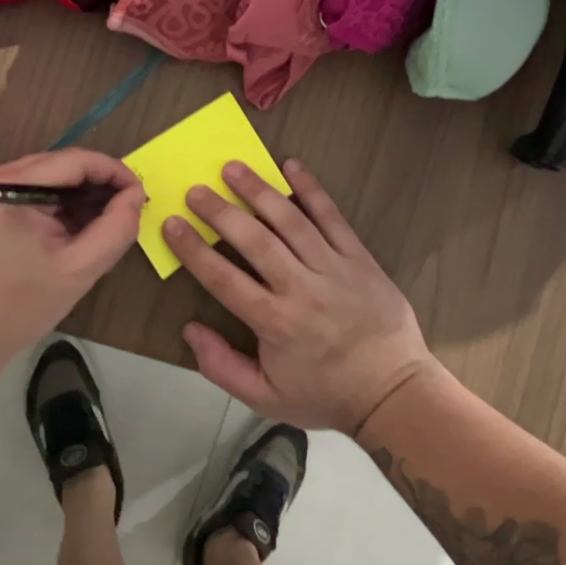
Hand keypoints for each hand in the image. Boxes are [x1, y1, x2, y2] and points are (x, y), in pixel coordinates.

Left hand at [0, 150, 145, 389]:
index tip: (143, 196)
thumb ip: (115, 228)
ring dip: (81, 199)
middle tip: (130, 212)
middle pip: (61, 167)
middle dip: (99, 187)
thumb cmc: (15, 309)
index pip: (74, 160)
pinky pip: (34, 197)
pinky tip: (79, 232)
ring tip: (109, 225)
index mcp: (5, 184)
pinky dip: (60, 210)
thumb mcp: (77, 270)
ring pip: (49, 181)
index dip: (115, 172)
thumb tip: (137, 196)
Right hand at [166, 159, 438, 433]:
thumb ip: (222, 366)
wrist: (393, 391)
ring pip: (291, 221)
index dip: (194, 250)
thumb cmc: (325, 394)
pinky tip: (291, 166)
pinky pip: (332, 217)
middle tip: (196, 190)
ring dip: (259, 191)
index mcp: (275, 323)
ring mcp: (333, 268)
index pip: (224, 278)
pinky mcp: (359, 258)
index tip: (172, 224)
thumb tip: (189, 330)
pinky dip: (311, 190)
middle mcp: (302, 289)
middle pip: (255, 241)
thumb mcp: (266, 397)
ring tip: (233, 168)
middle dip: (221, 212)